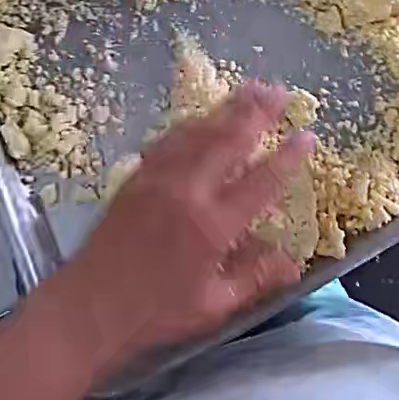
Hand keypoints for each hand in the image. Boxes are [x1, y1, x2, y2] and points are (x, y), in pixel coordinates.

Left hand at [33, 82, 314, 379]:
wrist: (90, 303)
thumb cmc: (156, 312)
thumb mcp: (214, 306)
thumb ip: (255, 278)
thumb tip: (294, 262)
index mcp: (213, 226)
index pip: (261, 182)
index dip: (287, 157)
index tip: (307, 135)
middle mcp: (188, 190)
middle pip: (229, 140)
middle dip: (257, 112)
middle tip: (279, 90)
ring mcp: (159, 176)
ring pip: (199, 131)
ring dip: (226, 107)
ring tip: (249, 87)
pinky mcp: (138, 174)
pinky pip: (170, 138)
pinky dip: (192, 122)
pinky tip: (203, 114)